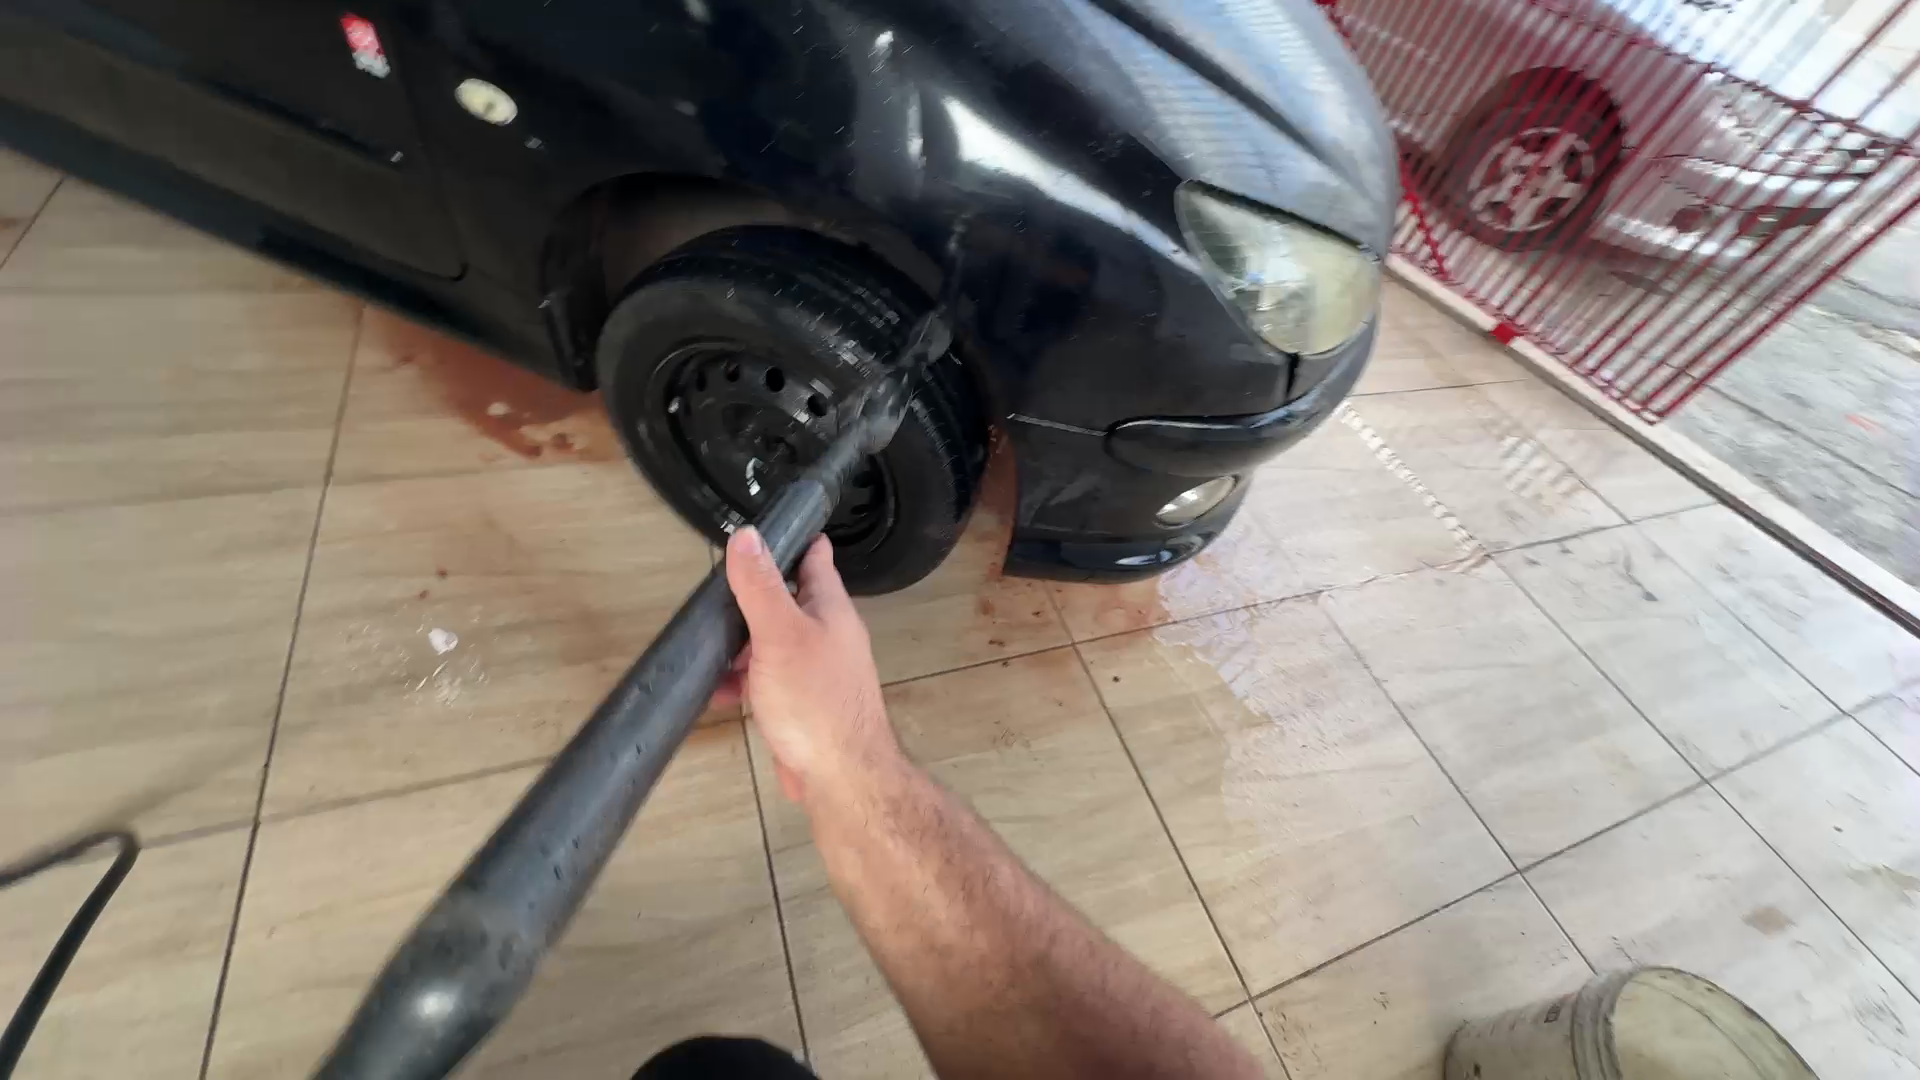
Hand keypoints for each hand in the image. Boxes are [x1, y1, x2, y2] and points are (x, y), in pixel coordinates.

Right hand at [717, 528, 902, 805]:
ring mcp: (814, 670)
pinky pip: (766, 681)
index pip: (815, 559)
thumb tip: (747, 535)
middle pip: (786, 601)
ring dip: (739, 643)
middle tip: (712, 590)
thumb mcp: (780, 633)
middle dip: (751, 596)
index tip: (764, 525)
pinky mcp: (799, 703)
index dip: (793, 539)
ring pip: (771, 643)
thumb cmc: (815, 697)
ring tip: (703, 644)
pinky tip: (714, 692)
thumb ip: (761, 586)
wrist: (839, 774)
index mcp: (830, 608)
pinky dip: (741, 681)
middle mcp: (827, 634)